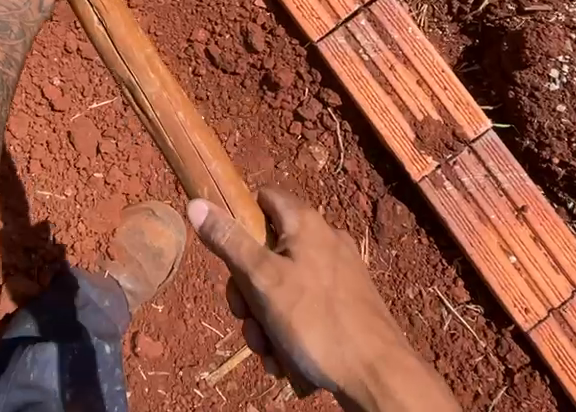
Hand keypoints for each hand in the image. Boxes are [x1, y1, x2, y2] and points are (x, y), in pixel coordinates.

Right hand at [189, 189, 457, 411]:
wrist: (379, 376)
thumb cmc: (317, 320)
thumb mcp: (263, 280)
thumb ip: (229, 242)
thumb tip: (195, 203)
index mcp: (305, 222)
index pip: (262, 199)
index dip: (240, 222)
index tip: (229, 255)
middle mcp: (324, 239)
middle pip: (268, 250)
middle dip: (248, 290)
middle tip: (245, 318)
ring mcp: (339, 273)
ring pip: (284, 286)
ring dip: (266, 319)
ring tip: (268, 350)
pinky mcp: (348, 305)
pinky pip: (306, 309)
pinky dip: (291, 331)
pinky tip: (288, 361)